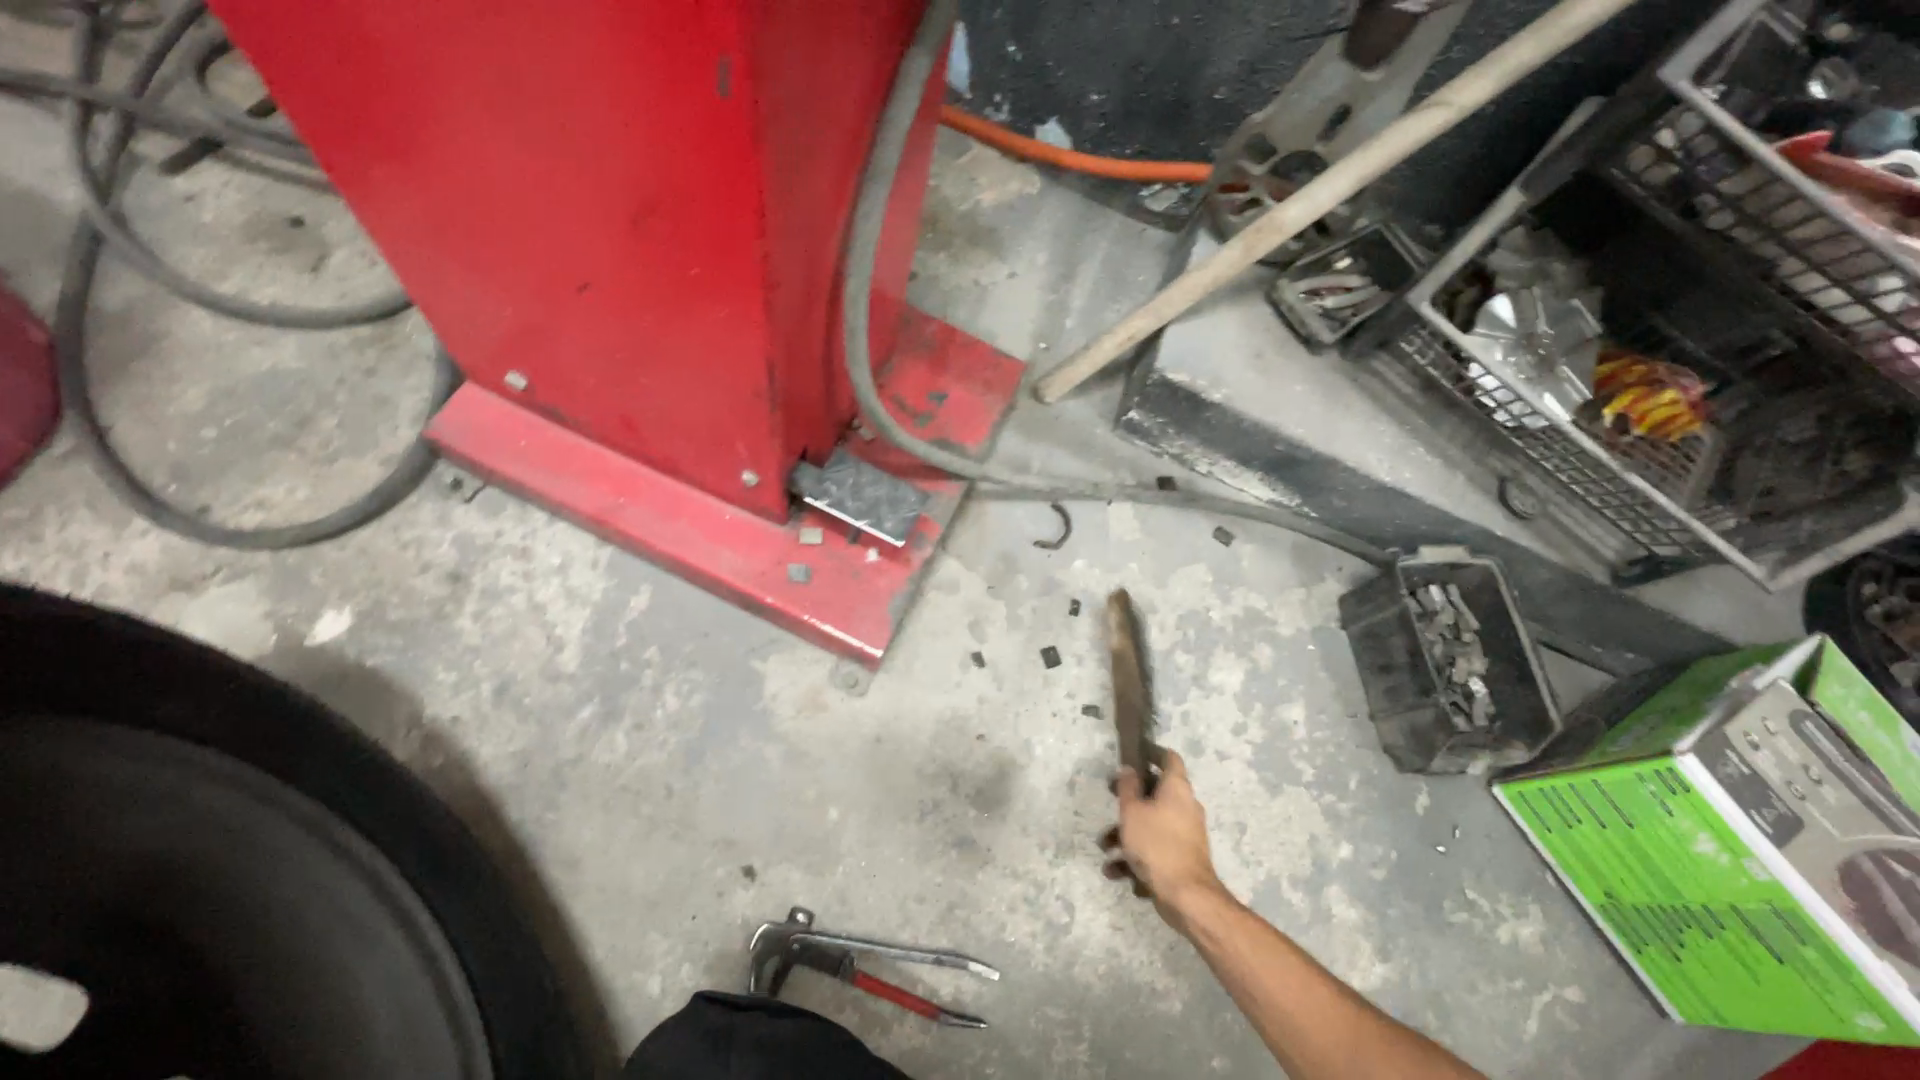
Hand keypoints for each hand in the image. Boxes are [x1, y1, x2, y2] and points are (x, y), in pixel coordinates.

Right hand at [1100, 750, 1226, 929]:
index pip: (1169, 758)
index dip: (1151, 752)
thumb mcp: (1132, 812)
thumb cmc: (1156, 844)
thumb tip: (1129, 769)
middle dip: (1130, 801)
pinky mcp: (1182, 857)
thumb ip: (1128, 788)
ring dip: (1126, 835)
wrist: (1185, 895)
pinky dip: (1136, 857)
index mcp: (1177, 789)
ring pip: (1151, 824)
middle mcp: (1185, 807)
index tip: (1132, 755)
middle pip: (1156, 793)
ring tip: (1105, 850)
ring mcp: (1186, 834)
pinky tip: (1117, 872)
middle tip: (1111, 801)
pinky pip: (1156, 849)